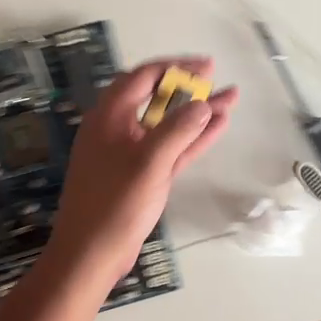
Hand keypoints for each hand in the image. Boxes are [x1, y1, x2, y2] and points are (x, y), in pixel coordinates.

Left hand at [46, 58, 236, 286]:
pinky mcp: (141, 175)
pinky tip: (217, 127)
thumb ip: (177, 130)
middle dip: (187, 87)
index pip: (143, 77)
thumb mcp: (149, 163)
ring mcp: (129, 153)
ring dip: (195, 112)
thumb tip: (202, 104)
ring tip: (230, 100)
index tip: (207, 67)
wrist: (90, 253)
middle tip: (216, 79)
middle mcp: (117, 128)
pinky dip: (191, 138)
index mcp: (109, 116)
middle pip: (155, 97)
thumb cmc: (114, 203)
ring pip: (167, 124)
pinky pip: (169, 148)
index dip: (175, 68)